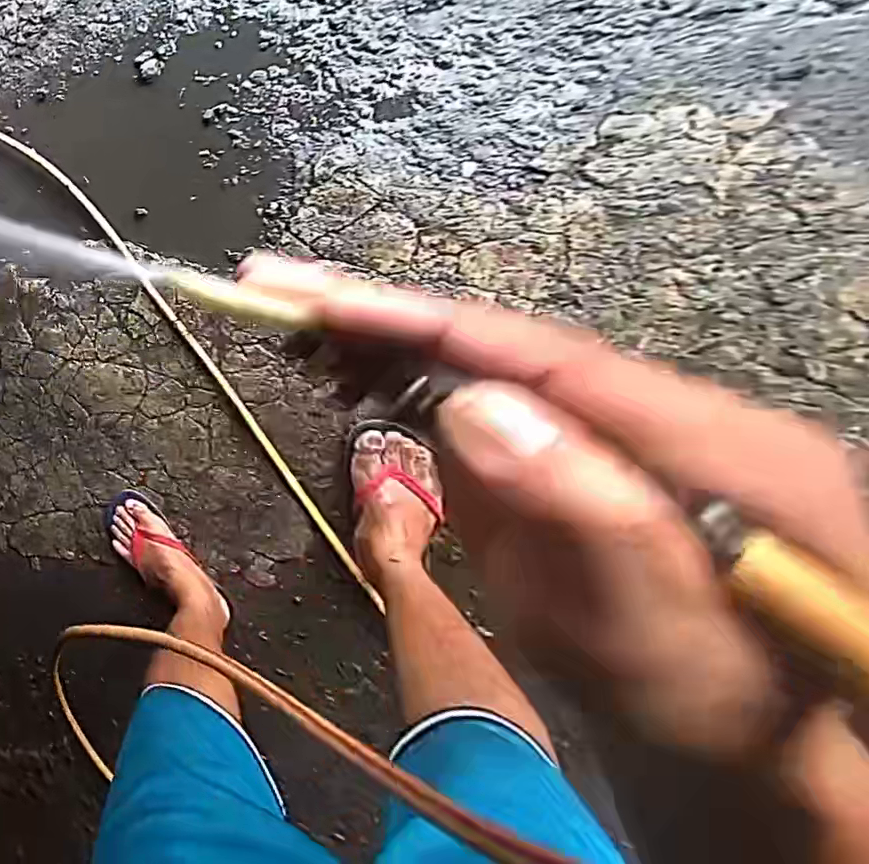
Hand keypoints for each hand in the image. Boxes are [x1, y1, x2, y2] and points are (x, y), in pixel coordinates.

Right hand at [237, 253, 868, 760]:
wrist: (735, 722)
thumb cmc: (707, 686)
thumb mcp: (655, 616)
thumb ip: (587, 508)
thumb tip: (472, 404)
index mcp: (682, 431)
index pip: (521, 349)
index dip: (413, 319)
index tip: (322, 303)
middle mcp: (617, 406)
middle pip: (473, 336)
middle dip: (364, 306)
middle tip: (268, 281)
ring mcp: (570, 425)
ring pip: (450, 356)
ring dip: (360, 332)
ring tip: (277, 311)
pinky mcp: (530, 448)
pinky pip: (442, 391)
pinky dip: (376, 369)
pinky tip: (329, 361)